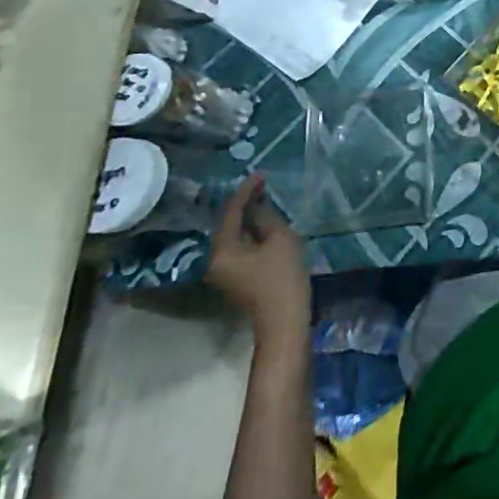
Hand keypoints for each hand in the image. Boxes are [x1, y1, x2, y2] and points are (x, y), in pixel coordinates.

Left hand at [206, 174, 309, 339]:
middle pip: (228, 223)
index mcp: (221, 249)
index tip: (261, 175)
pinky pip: (239, 247)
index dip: (246, 190)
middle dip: (245, 203)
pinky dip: (250, 234)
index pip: (231, 211)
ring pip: (234, 235)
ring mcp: (223, 271)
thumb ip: (266, 217)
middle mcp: (215, 259)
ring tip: (265, 200)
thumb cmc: (282, 279)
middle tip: (263, 186)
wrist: (284, 324)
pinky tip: (264, 224)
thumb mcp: (279, 240)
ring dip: (248, 218)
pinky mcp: (234, 279)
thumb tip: (256, 206)